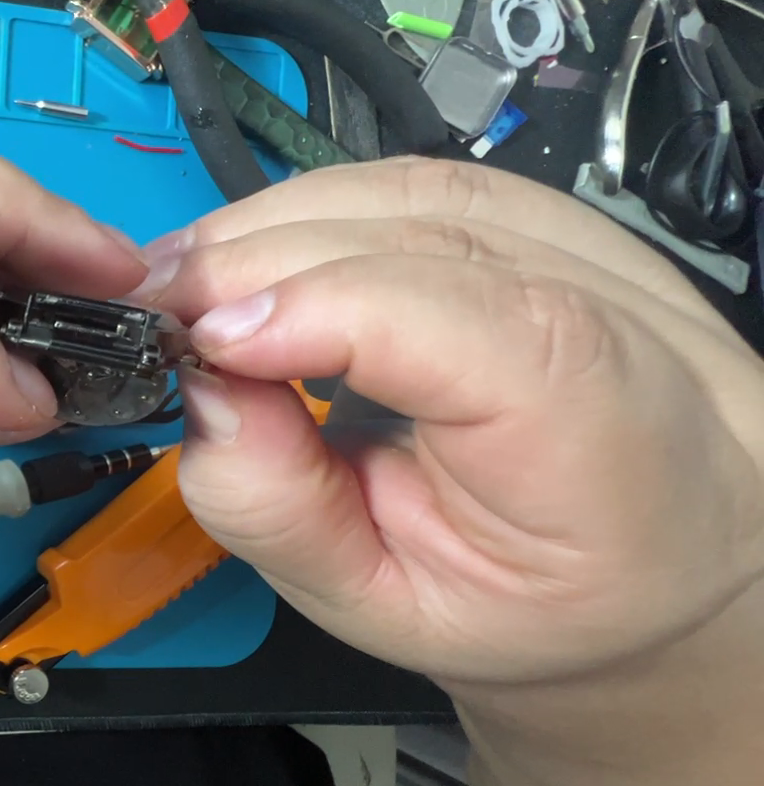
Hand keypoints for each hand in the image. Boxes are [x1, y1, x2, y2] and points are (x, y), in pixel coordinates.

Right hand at [129, 158, 763, 684]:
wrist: (627, 556)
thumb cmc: (492, 598)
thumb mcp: (365, 601)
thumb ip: (274, 511)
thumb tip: (203, 387)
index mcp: (617, 465)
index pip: (504, 337)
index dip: (336, 312)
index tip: (203, 345)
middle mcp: (638, 333)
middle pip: (432, 238)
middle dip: (255, 264)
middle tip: (147, 309)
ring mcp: (598, 257)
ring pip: (408, 192)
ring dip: (260, 228)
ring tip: (174, 282)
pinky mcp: (541, 227)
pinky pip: (399, 185)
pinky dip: (291, 211)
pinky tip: (232, 256)